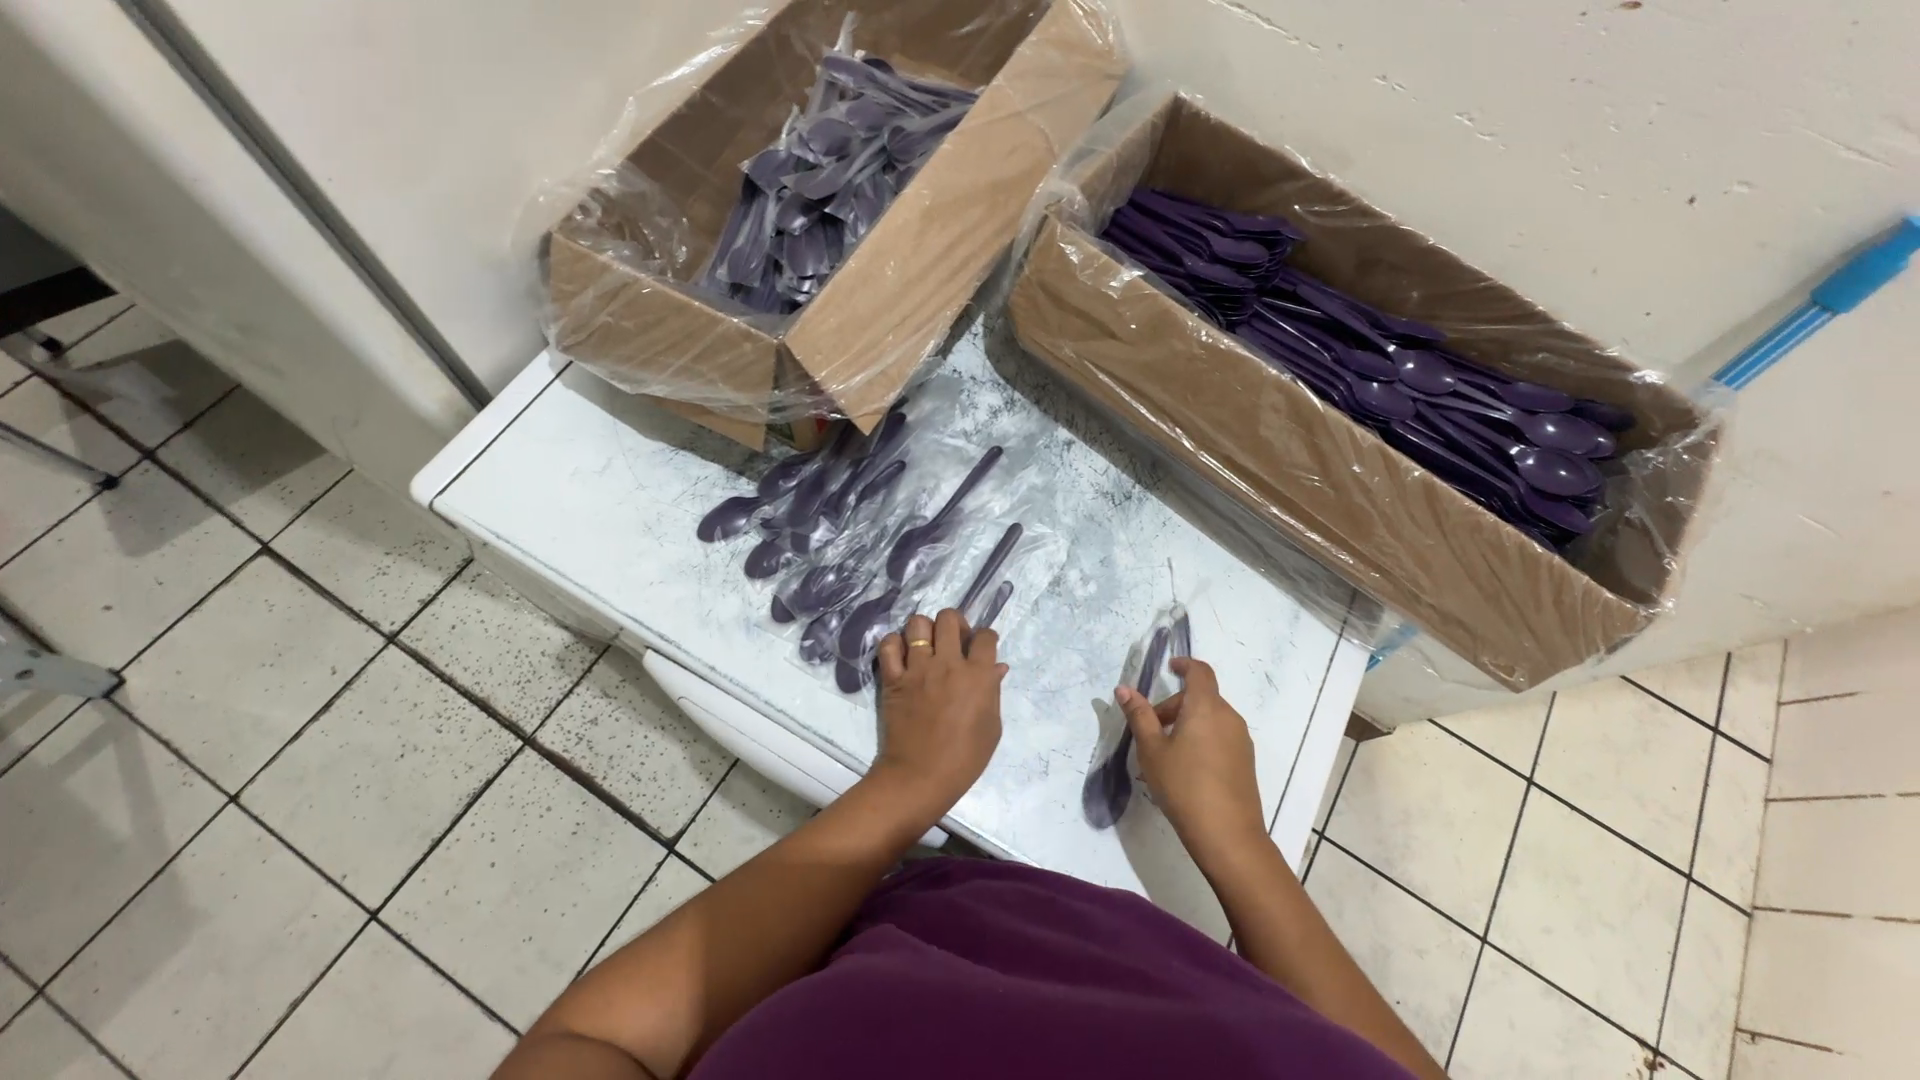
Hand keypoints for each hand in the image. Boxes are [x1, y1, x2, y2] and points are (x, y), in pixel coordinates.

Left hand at [867, 609, 1007, 822]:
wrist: (921, 776)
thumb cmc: (964, 758)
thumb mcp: (991, 727)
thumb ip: (993, 692)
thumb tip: (996, 667)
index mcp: (978, 676)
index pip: (986, 636)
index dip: (986, 638)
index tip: (982, 646)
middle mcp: (949, 664)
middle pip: (950, 619)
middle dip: (955, 623)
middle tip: (953, 641)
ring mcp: (918, 669)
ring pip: (918, 624)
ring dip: (925, 629)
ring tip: (927, 645)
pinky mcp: (893, 678)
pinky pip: (889, 645)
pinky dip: (895, 644)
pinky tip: (903, 655)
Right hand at [1115, 657, 1266, 861]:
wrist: (1227, 834)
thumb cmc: (1183, 785)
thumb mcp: (1151, 750)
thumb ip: (1139, 716)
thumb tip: (1124, 689)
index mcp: (1206, 708)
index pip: (1200, 672)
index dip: (1185, 665)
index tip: (1170, 667)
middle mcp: (1228, 717)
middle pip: (1201, 698)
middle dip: (1173, 707)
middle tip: (1149, 732)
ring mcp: (1241, 741)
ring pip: (1210, 719)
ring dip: (1187, 725)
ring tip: (1164, 755)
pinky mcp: (1245, 762)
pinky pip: (1219, 737)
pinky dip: (1201, 740)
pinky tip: (1185, 770)